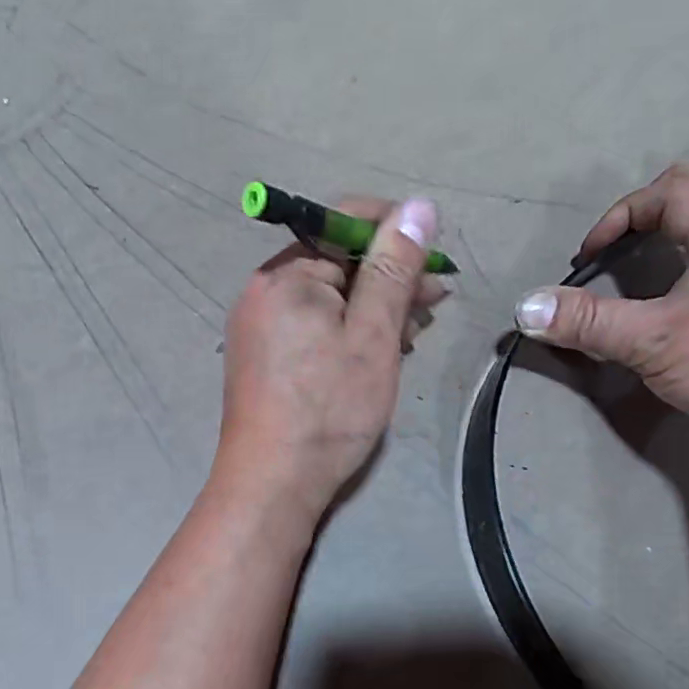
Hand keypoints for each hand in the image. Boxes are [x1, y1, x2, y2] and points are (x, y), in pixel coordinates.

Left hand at [215, 198, 445, 517]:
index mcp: (283, 276)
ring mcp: (256, 326)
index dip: (394, 232)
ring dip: (371, 307)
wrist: (271, 481)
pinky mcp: (260, 356)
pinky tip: (373, 352)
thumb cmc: (328, 410)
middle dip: (387, 277)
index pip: (342, 222)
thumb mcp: (372, 336)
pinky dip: (343, 330)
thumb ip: (393, 269)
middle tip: (432, 304)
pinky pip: (308, 324)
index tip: (432, 264)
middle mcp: (261, 293)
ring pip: (325, 296)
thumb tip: (417, 206)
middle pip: (334, 261)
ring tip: (410, 334)